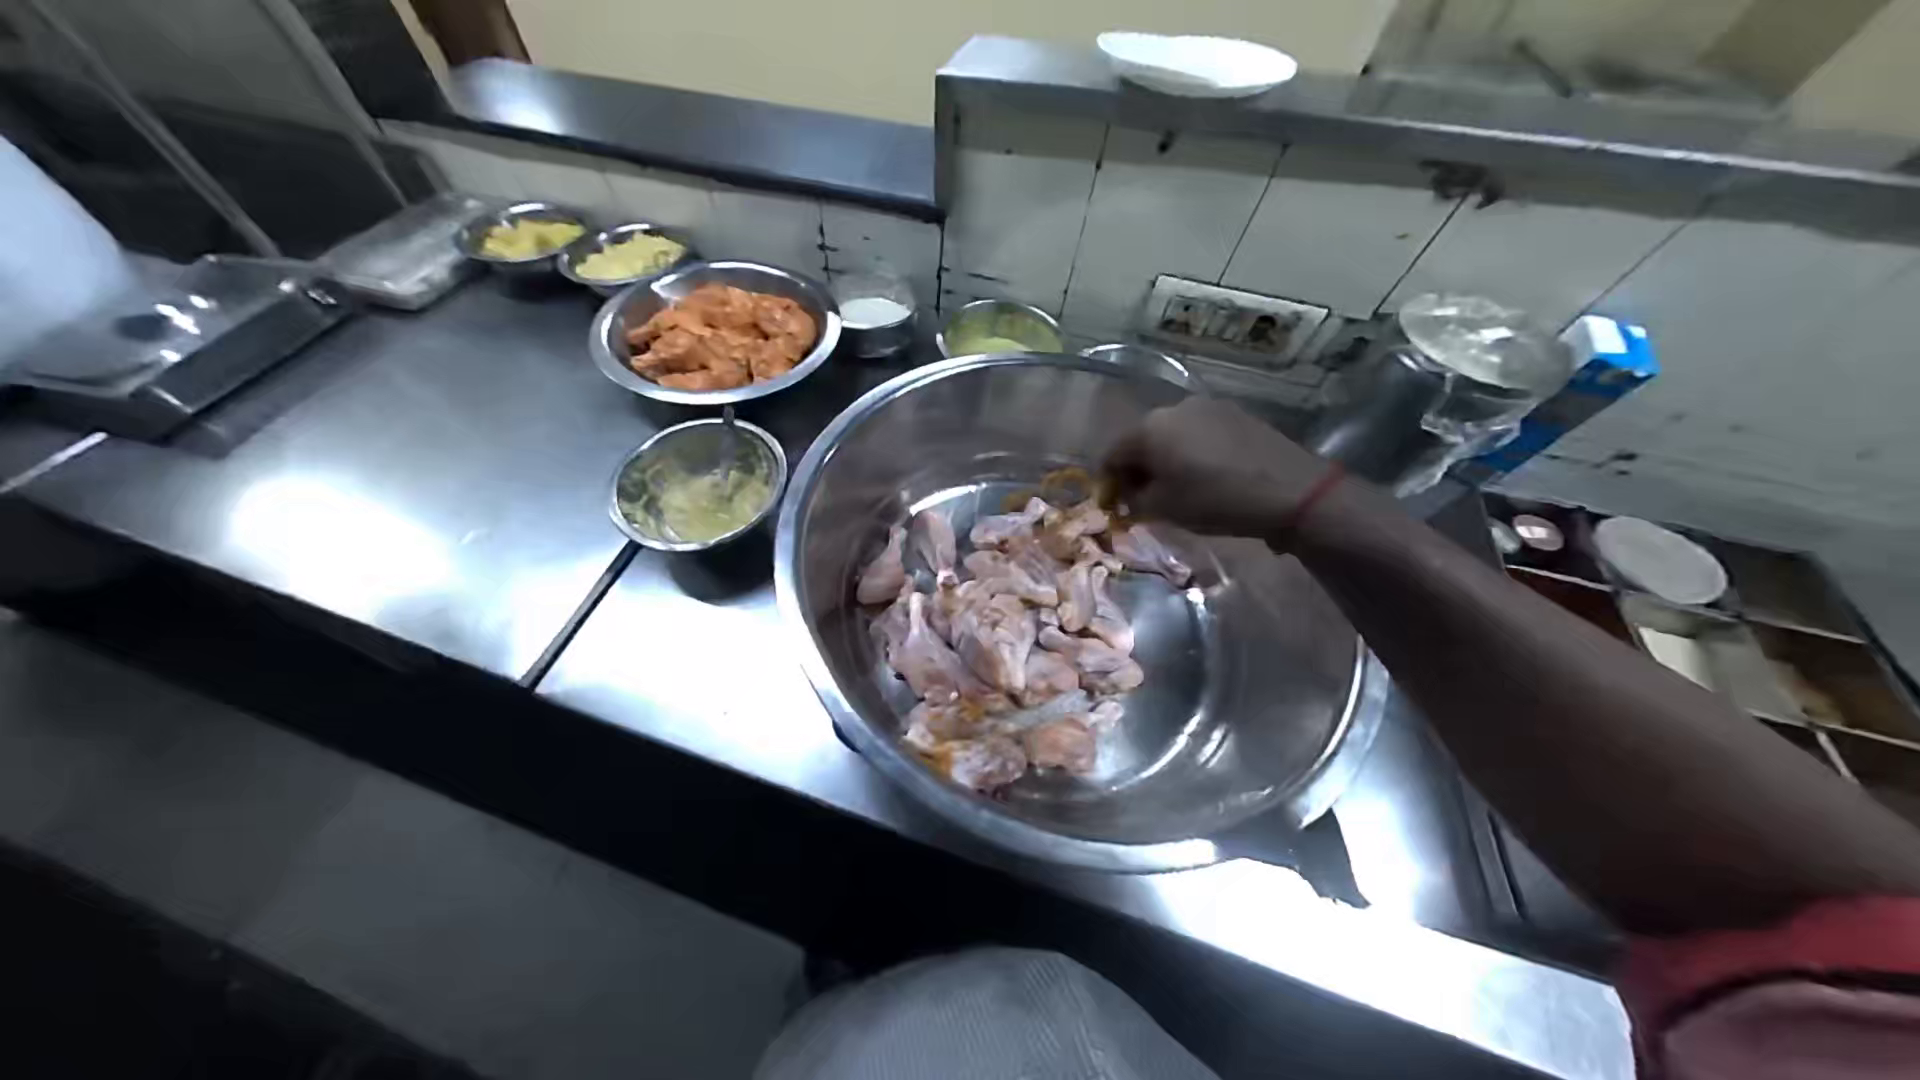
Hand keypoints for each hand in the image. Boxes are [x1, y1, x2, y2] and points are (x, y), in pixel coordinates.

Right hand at [1102, 398, 1335, 540]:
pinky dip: (1192, 451)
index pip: (1112, 453)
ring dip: (1166, 458)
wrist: (1290, 491)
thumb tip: (1130, 495)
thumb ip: (1134, 500)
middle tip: (1144, 497)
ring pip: (1171, 434)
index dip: (1108, 482)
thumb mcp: (1164, 509)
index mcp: (1149, 428)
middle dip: (1138, 468)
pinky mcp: (1236, 413)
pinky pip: (1199, 432)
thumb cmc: (1215, 500)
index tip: (1114, 505)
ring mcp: (1208, 406)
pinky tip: (1206, 474)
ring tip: (1177, 486)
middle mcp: (1174, 408)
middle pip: (1142, 439)